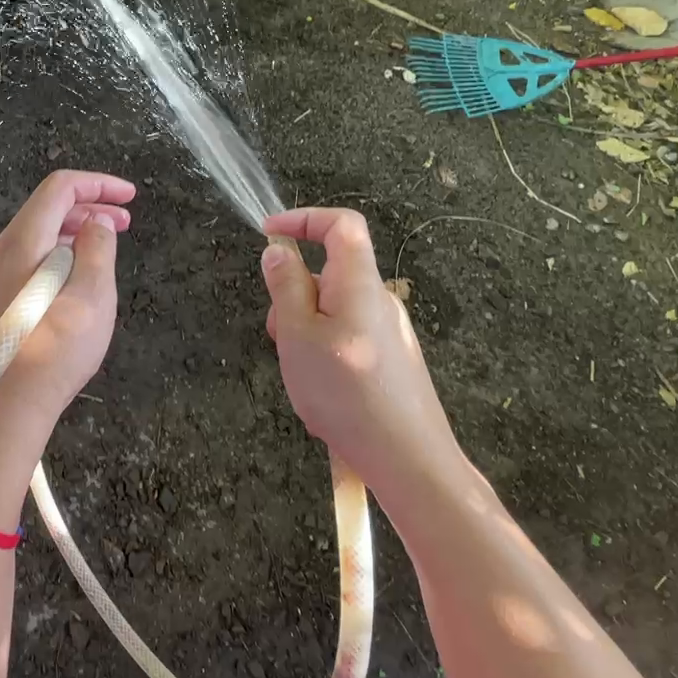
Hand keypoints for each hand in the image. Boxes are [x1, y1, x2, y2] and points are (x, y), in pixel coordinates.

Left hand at [0, 171, 134, 411]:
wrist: (4, 405)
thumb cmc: (55, 348)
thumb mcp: (92, 294)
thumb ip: (98, 248)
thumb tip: (96, 223)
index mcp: (24, 239)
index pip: (60, 187)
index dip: (98, 184)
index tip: (131, 196)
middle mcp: (4, 250)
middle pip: (47, 208)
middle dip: (90, 206)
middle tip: (126, 222)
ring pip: (40, 235)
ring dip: (77, 231)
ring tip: (109, 246)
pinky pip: (32, 259)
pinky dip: (62, 253)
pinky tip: (81, 276)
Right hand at [260, 208, 465, 502]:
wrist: (408, 459)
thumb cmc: (346, 394)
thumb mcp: (298, 336)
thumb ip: (285, 287)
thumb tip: (277, 251)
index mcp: (358, 283)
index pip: (340, 224)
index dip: (303, 218)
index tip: (268, 233)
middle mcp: (379, 299)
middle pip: (330, 270)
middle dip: (293, 292)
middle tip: (278, 333)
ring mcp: (388, 329)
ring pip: (333, 307)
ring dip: (304, 325)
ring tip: (299, 370)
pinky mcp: (390, 357)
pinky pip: (345, 333)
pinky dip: (322, 348)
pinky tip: (321, 389)